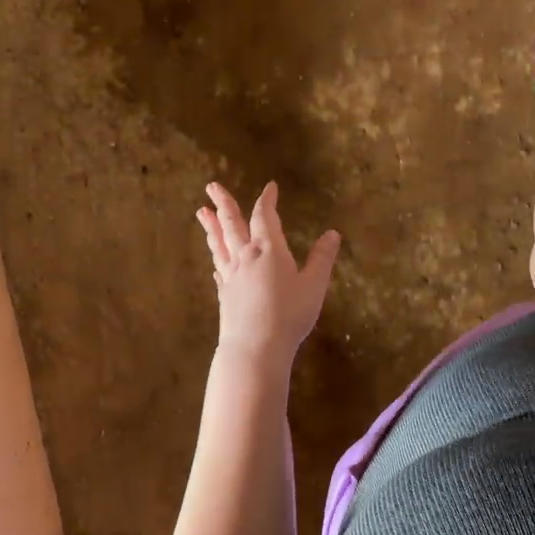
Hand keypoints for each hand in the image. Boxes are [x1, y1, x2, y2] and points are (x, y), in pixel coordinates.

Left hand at [196, 181, 340, 365]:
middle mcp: (245, 257)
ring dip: (211, 227)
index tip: (269, 188)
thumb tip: (333, 234)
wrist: (255, 347)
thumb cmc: (289, 315)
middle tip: (212, 186)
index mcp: (268, 250)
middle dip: (224, 203)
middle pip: (232, 224)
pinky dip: (217, 260)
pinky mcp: (224, 295)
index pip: (264, 217)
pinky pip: (219, 270)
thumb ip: (322, 259)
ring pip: (220, 244)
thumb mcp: (313, 286)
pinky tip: (216, 261)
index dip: (267, 200)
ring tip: (201, 212)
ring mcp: (231, 276)